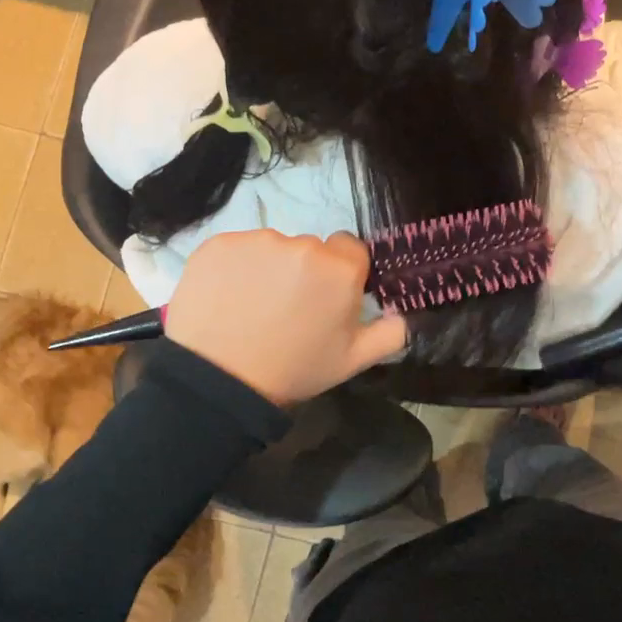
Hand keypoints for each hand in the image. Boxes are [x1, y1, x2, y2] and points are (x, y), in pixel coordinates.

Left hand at [165, 230, 407, 406]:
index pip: (351, 249)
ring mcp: (256, 241)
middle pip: (311, 248)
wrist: (218, 381)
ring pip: (273, 247)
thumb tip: (403, 314)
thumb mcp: (352, 361)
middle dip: (305, 271)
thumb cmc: (294, 369)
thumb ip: (390, 333)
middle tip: (289, 310)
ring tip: (254, 307)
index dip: (340, 274)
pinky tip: (229, 298)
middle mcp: (301, 244)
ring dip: (270, 268)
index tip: (325, 299)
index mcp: (339, 269)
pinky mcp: (218, 244)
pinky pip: (237, 249)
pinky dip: (236, 268)